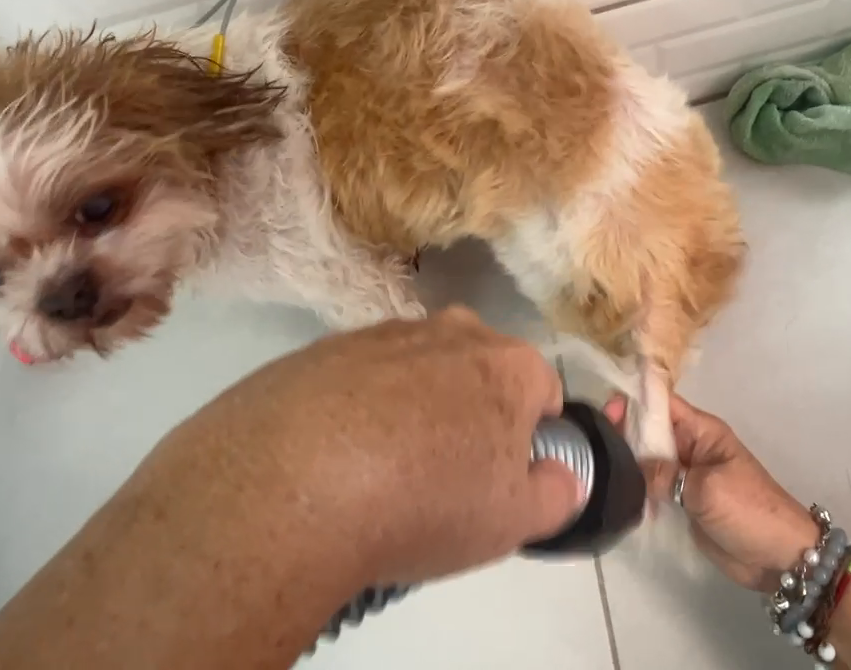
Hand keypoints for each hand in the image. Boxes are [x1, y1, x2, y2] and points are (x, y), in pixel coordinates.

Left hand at [153, 306, 581, 586]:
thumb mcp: (512, 521)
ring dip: (416, 409)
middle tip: (443, 476)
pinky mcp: (326, 347)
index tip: (499, 478)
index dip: (530, 439)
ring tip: (383, 471)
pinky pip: (362, 378)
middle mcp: (453, 330)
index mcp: (508, 363)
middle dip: (474, 415)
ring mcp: (385, 332)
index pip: (543, 392)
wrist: (289, 485)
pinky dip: (361, 408)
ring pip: (420, 372)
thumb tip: (561, 475)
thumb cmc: (423, 501)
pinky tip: (337, 457)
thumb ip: (558, 493)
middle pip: (480, 373)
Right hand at [606, 391, 816, 591]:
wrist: (779, 557)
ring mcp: (684, 475)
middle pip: (649, 429)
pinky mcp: (681, 501)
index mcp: (701, 431)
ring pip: (647, 458)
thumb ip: (666, 475)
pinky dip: (635, 488)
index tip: (604, 409)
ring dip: (626, 461)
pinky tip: (616, 495)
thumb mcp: (706, 489)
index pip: (662, 402)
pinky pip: (651, 486)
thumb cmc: (749, 510)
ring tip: (596, 469)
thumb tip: (633, 468)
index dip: (634, 399)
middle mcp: (689, 447)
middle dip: (622, 430)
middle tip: (591, 445)